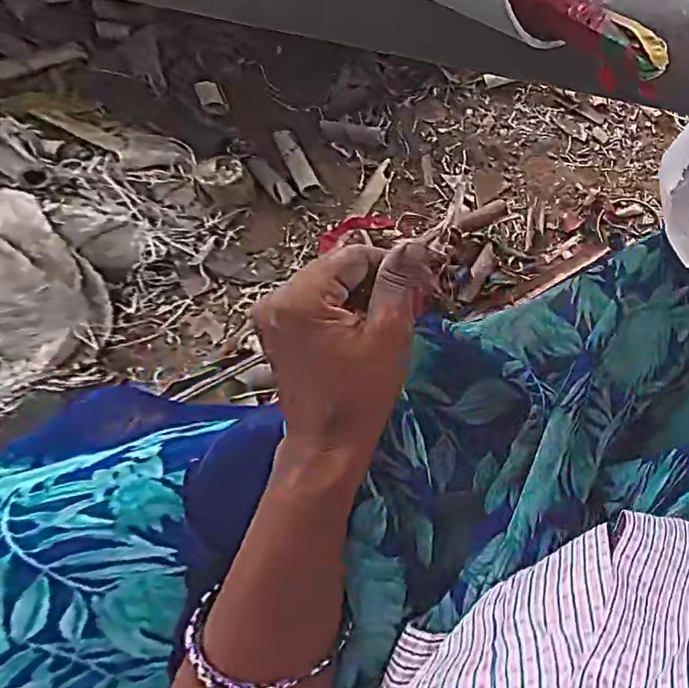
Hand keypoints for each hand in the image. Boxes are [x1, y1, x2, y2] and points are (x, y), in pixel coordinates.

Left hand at [253, 242, 431, 462]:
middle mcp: (276, 300)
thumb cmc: (361, 391)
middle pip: (339, 267)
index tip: (416, 285)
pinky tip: (364, 330)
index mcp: (299, 298)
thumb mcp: (388, 332)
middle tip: (405, 304)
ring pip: (331, 284)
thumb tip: (412, 246)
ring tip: (386, 321)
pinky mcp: (279, 330)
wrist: (328, 441)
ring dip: (362, 295)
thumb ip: (398, 283)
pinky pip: (319, 302)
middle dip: (375, 281)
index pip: (353, 255)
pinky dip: (345, 309)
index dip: (390, 265)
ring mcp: (273, 316)